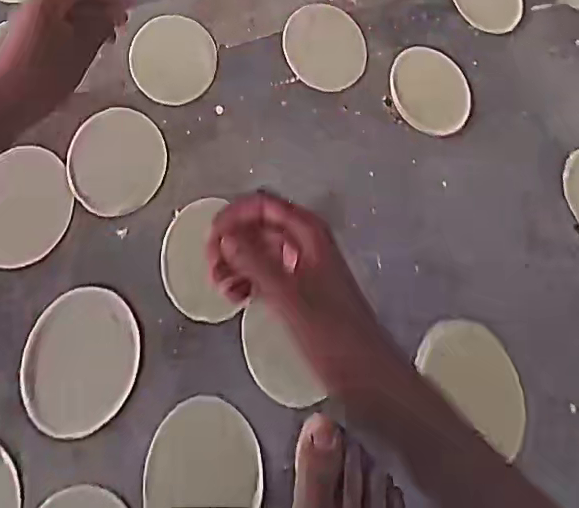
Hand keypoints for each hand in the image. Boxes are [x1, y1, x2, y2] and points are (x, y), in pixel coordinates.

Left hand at [0, 0, 127, 121]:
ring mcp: (27, 21)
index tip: (132, 7)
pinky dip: (75, 31)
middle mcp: (35, 3)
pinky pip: (56, 25)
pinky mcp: (23, 39)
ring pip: (66, 11)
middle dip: (102, 7)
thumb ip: (102, 24)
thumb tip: (114, 11)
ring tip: (109, 38)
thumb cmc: (42, 75)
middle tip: (122, 23)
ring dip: (90, 20)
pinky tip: (87, 49)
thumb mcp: (82, 48)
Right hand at [209, 192, 402, 399]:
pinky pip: (266, 270)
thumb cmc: (334, 334)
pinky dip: (248, 278)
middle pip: (259, 224)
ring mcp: (303, 263)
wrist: (367, 373)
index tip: (211, 238)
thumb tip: (226, 237)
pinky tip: (236, 296)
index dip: (234, 216)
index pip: (264, 205)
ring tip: (220, 286)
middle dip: (232, 241)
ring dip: (236, 262)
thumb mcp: (289, 297)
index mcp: (309, 232)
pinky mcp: (300, 286)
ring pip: (260, 248)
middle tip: (211, 266)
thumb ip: (256, 264)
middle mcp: (306, 241)